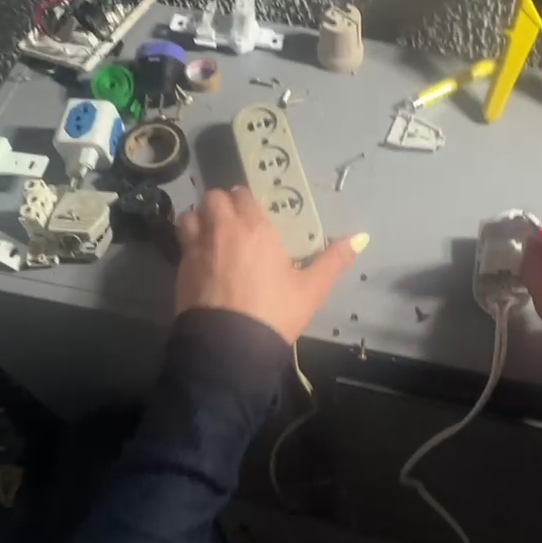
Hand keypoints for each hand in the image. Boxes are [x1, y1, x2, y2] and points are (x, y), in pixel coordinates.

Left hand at [175, 187, 367, 340]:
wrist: (230, 348)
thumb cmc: (274, 313)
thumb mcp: (312, 289)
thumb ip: (334, 260)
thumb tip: (361, 236)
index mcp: (255, 228)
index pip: (243, 194)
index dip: (247, 199)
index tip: (255, 212)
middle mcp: (223, 230)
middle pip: (213, 197)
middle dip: (222, 204)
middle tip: (234, 221)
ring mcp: (197, 248)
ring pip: (191, 215)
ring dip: (200, 218)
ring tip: (211, 234)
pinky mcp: (180, 269)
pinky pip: (182, 242)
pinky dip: (190, 243)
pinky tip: (202, 260)